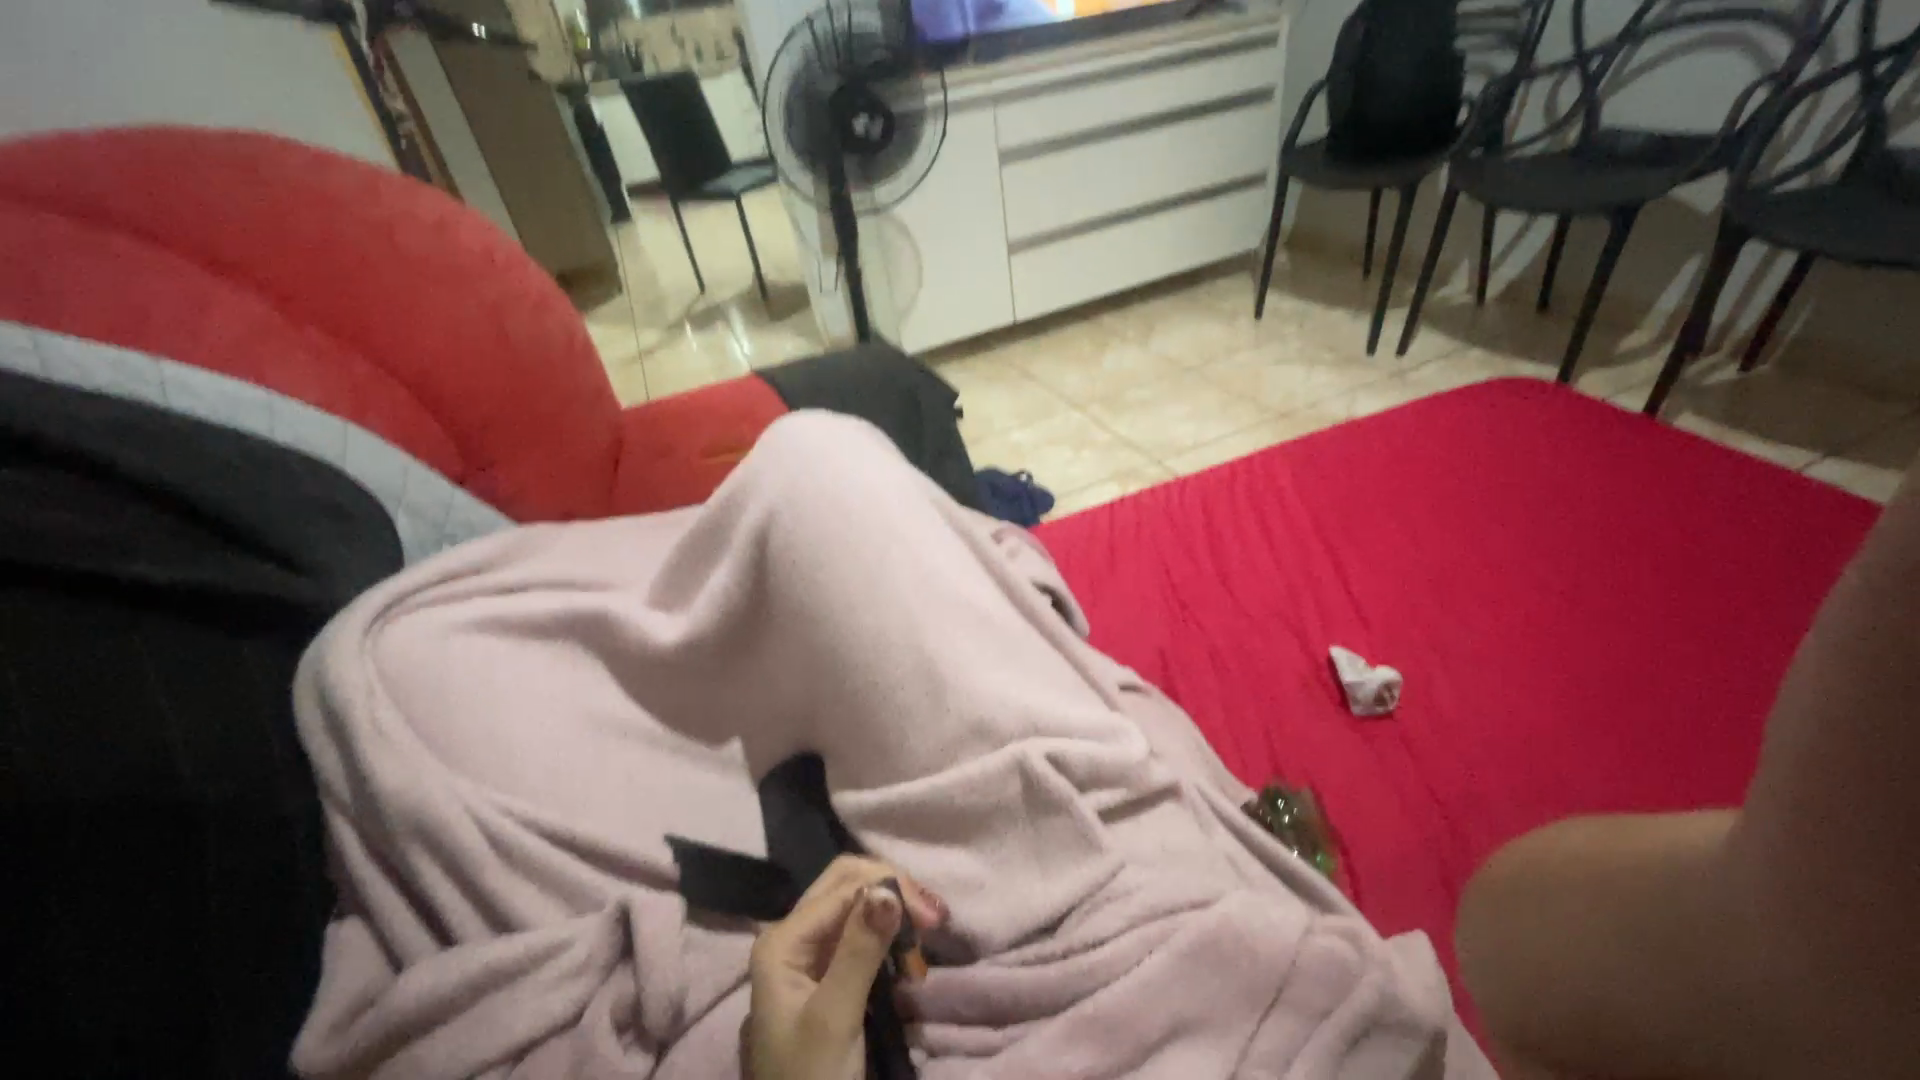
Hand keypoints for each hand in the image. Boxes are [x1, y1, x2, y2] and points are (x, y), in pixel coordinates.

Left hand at [746, 856, 946, 1079]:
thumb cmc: (810, 1079)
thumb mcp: (835, 1017)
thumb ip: (859, 950)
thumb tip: (887, 886)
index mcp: (783, 941)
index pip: (843, 886)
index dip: (891, 889)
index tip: (935, 918)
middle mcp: (794, 937)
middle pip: (847, 885)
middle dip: (893, 890)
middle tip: (934, 917)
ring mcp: (810, 956)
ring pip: (856, 906)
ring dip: (894, 910)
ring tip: (927, 930)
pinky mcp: (829, 975)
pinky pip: (861, 934)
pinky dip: (889, 934)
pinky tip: (910, 950)